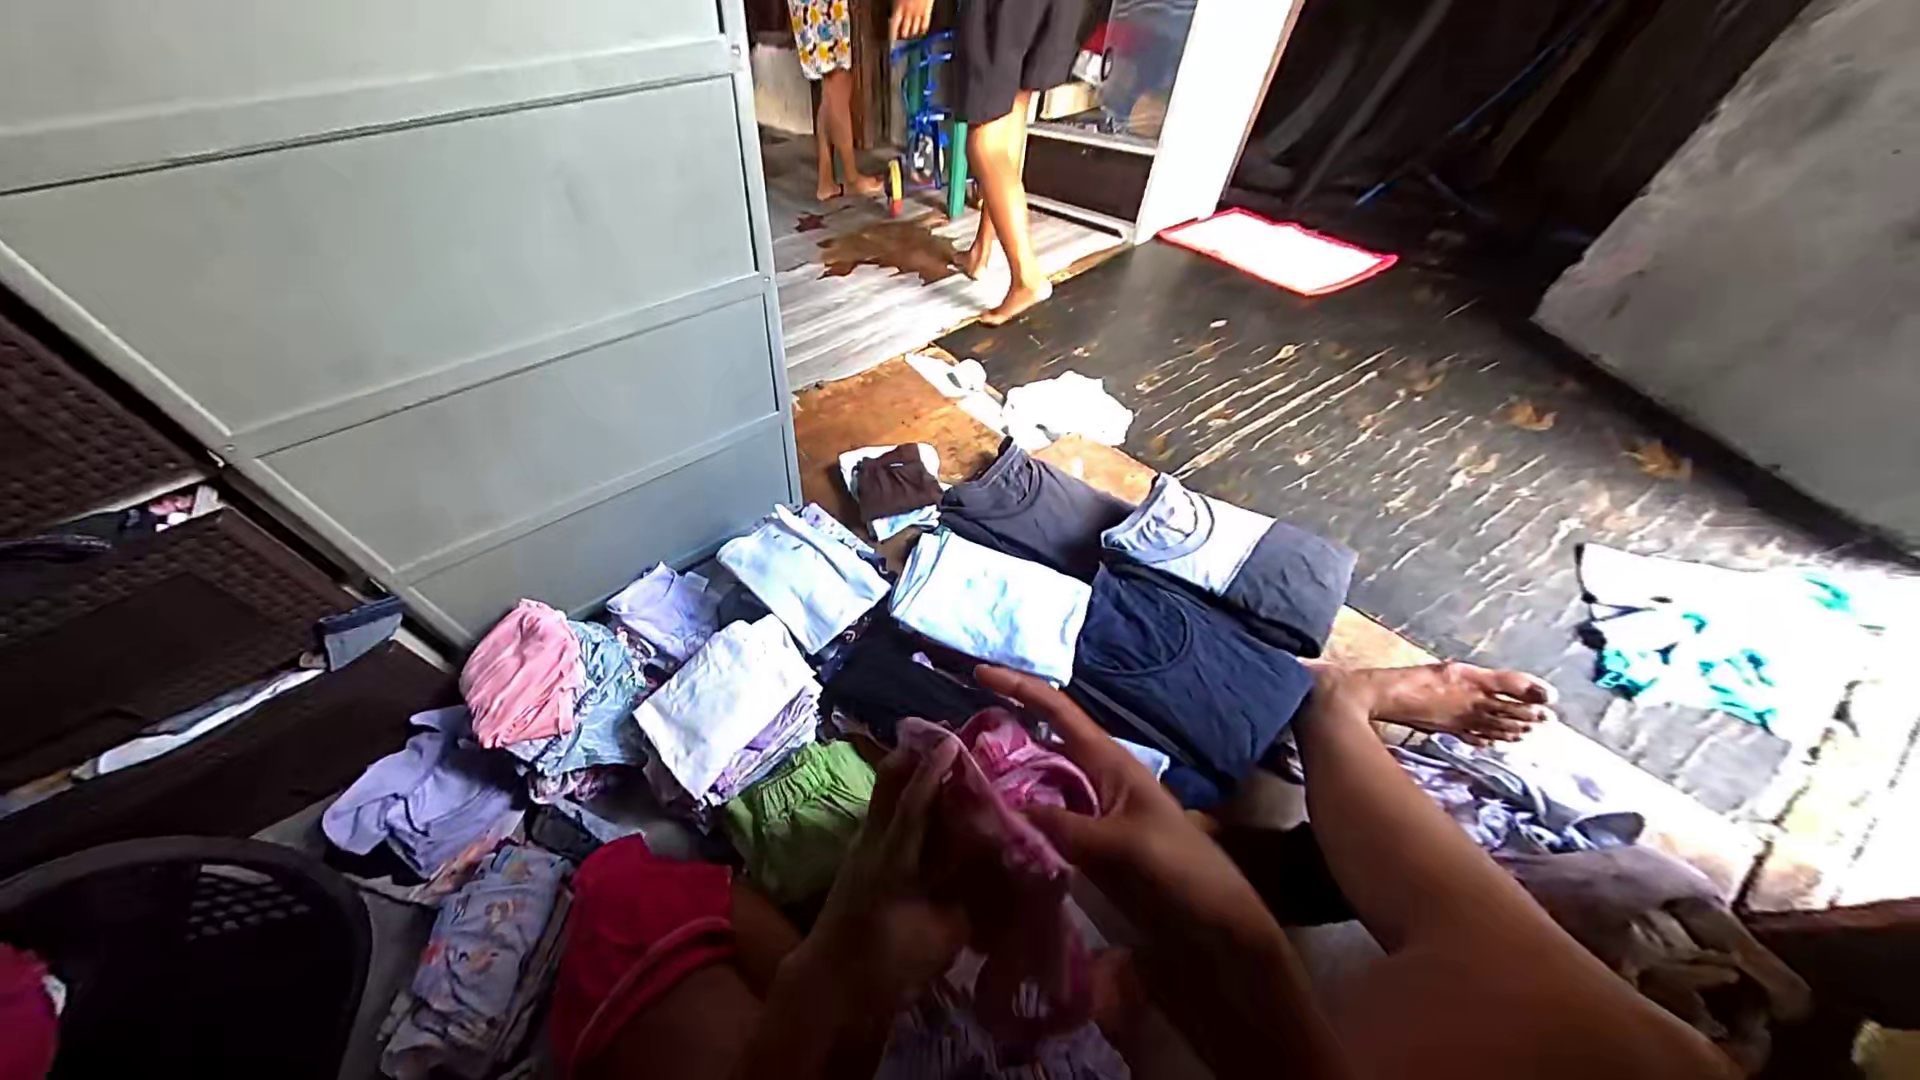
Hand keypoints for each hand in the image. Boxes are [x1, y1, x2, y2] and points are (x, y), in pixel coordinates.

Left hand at [785, 736, 969, 1018]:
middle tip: (947, 735)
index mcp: (890, 860)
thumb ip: (969, 900)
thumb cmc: (883, 966)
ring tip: (943, 759)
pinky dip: (907, 793)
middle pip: (888, 781)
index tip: (953, 742)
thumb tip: (996, 868)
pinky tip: (930, 801)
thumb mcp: (937, 939)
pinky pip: (886, 809)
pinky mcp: (861, 853)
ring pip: (884, 792)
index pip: (912, 804)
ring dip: (910, 770)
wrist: (826, 986)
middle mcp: (871, 840)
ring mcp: (862, 844)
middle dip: (915, 753)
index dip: (932, 770)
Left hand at [889, 0, 933, 41]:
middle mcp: (908, 13)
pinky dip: (922, 31)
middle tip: (903, 39)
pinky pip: (925, 26)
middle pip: (905, 33)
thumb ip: (896, 7)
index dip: (892, 38)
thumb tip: (892, 19)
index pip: (893, 28)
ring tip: (911, 37)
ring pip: (914, 31)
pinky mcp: (927, 11)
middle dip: (903, 37)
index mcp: (898, 7)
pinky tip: (921, 33)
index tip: (892, 48)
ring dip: (912, 35)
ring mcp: (918, 13)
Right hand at [973, 666, 1283, 942]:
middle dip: (999, 736)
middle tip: (953, 744)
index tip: (979, 674)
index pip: (1058, 710)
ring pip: (1035, 783)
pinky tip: (988, 828)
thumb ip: (1066, 827)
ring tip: (959, 782)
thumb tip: (1007, 808)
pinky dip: (1014, 818)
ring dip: (1002, 780)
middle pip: (1038, 744)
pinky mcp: (1084, 844)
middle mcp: (1092, 777)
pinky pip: (1040, 821)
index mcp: (1107, 760)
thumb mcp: (1125, 848)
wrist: (1219, 932)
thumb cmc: (1182, 873)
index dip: (1019, 687)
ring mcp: (1088, 811)